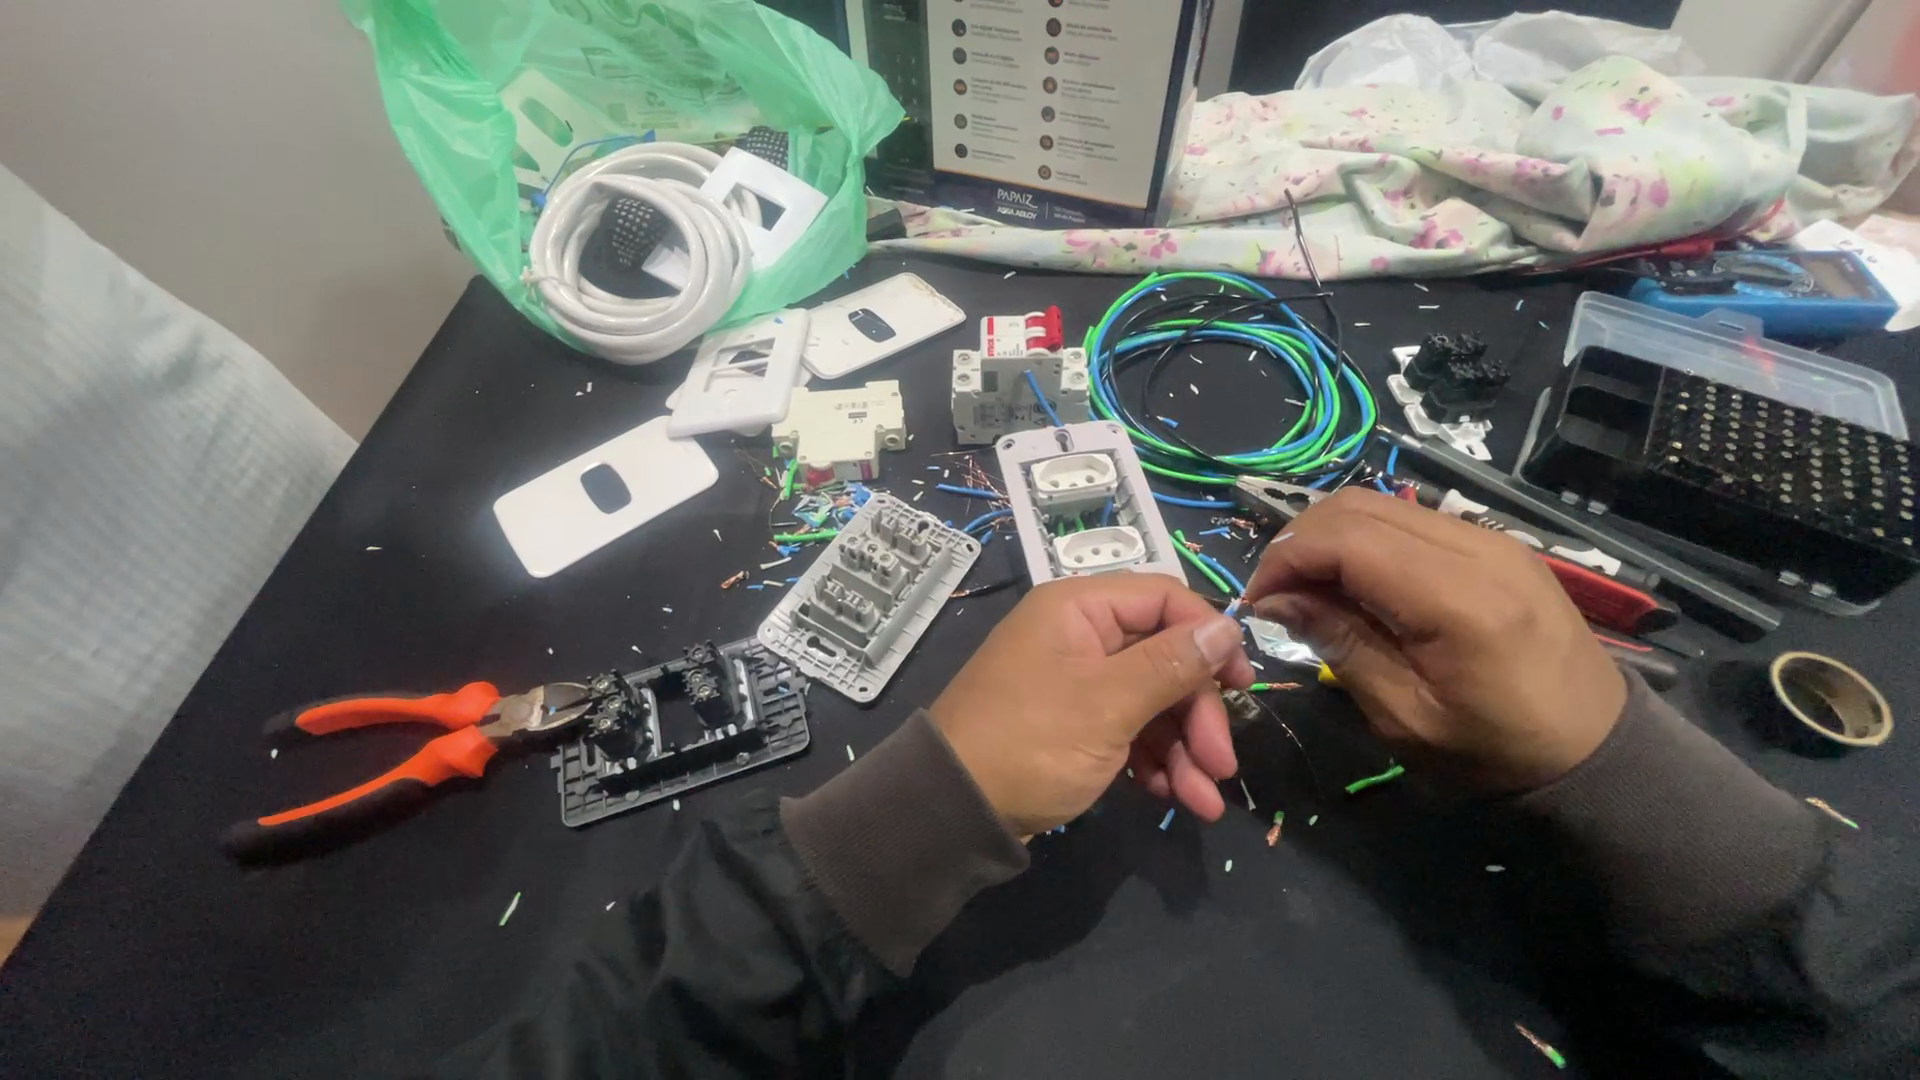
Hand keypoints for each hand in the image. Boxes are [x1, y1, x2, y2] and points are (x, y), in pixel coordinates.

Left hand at [930, 574, 1253, 835]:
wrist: (954, 808)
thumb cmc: (1031, 742)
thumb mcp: (1107, 704)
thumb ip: (1171, 664)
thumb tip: (1227, 625)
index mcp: (1079, 608)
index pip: (1164, 599)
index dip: (1209, 636)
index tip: (1243, 684)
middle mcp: (1079, 635)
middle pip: (1163, 656)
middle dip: (1197, 713)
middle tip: (1221, 765)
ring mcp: (1076, 682)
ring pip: (1150, 700)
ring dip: (1183, 748)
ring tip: (1204, 801)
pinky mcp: (1074, 723)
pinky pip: (1127, 729)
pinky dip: (1153, 760)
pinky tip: (1172, 796)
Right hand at [1243, 488, 1625, 791]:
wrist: (1598, 753)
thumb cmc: (1494, 750)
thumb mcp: (1403, 715)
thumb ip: (1339, 644)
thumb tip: (1275, 600)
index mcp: (1457, 600)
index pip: (1346, 539)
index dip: (1286, 560)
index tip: (1258, 602)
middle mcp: (1476, 549)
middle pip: (1355, 507)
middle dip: (1298, 543)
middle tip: (1276, 594)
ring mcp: (1489, 538)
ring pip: (1376, 503)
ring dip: (1326, 537)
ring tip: (1307, 587)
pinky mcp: (1492, 543)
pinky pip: (1405, 519)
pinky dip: (1360, 539)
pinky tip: (1352, 581)